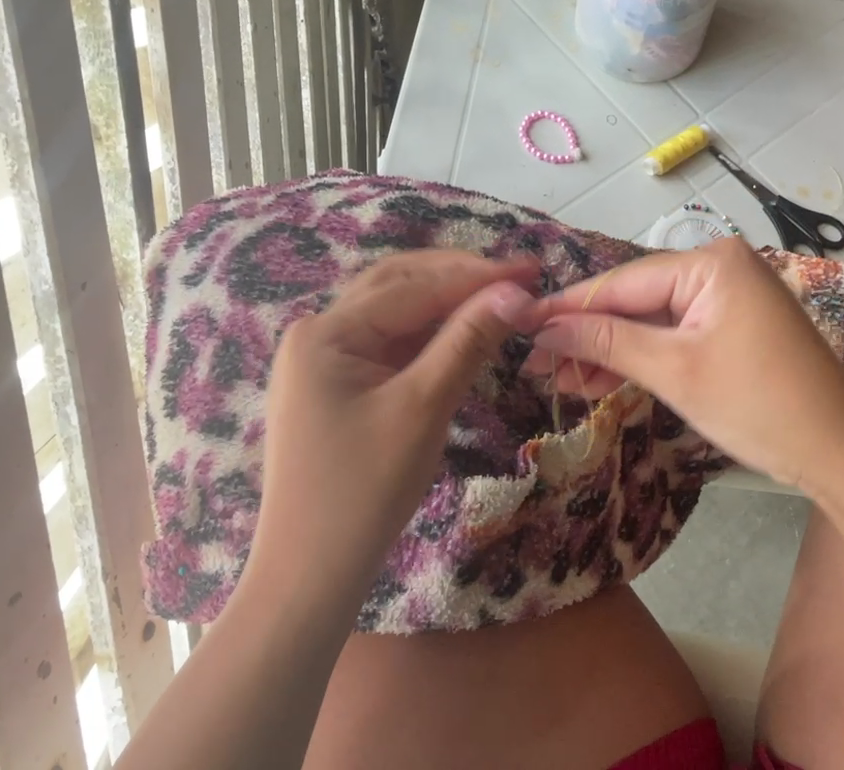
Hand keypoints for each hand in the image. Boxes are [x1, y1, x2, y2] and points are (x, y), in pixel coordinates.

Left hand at [246, 251, 537, 597]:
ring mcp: (325, 360)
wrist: (310, 573)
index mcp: (327, 332)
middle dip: (460, 277)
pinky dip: (430, 333)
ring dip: (447, 301)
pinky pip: (390, 343)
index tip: (532, 269)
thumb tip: (515, 291)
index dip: (478, 275)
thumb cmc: (364, 490)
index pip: (415, 286)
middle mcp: (319, 333)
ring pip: (396, 312)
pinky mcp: (338, 386)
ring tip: (501, 297)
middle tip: (520, 278)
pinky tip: (465, 331)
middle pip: (399, 284)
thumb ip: (466, 342)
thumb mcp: (423, 408)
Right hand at [520, 238, 843, 488]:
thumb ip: (608, 341)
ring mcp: (732, 295)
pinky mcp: (736, 323)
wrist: (839, 449)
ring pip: (654, 317)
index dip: (568, 308)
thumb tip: (545, 325)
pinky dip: (644, 354)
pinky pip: (678, 331)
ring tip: (560, 377)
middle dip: (588, 333)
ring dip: (611, 348)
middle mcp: (722, 265)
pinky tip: (603, 376)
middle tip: (534, 362)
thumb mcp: (675, 371)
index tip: (518, 324)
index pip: (623, 281)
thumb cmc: (758, 405)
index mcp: (711, 262)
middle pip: (637, 297)